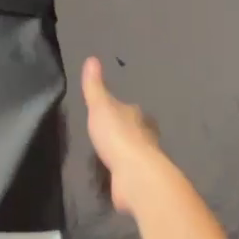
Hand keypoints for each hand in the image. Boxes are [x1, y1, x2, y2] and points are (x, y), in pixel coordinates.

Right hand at [82, 57, 171, 216]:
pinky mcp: (140, 181)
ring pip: (133, 152)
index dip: (121, 108)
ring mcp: (145, 161)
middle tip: (109, 131)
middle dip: (125, 131)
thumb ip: (94, 85)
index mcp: (137, 117)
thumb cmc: (118, 136)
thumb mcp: (100, 105)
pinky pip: (129, 172)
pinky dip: (122, 171)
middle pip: (135, 130)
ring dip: (124, 152)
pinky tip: (112, 172)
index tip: (109, 109)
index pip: (130, 109)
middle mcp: (146, 137)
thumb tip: (92, 58)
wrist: (136, 176)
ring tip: (108, 153)